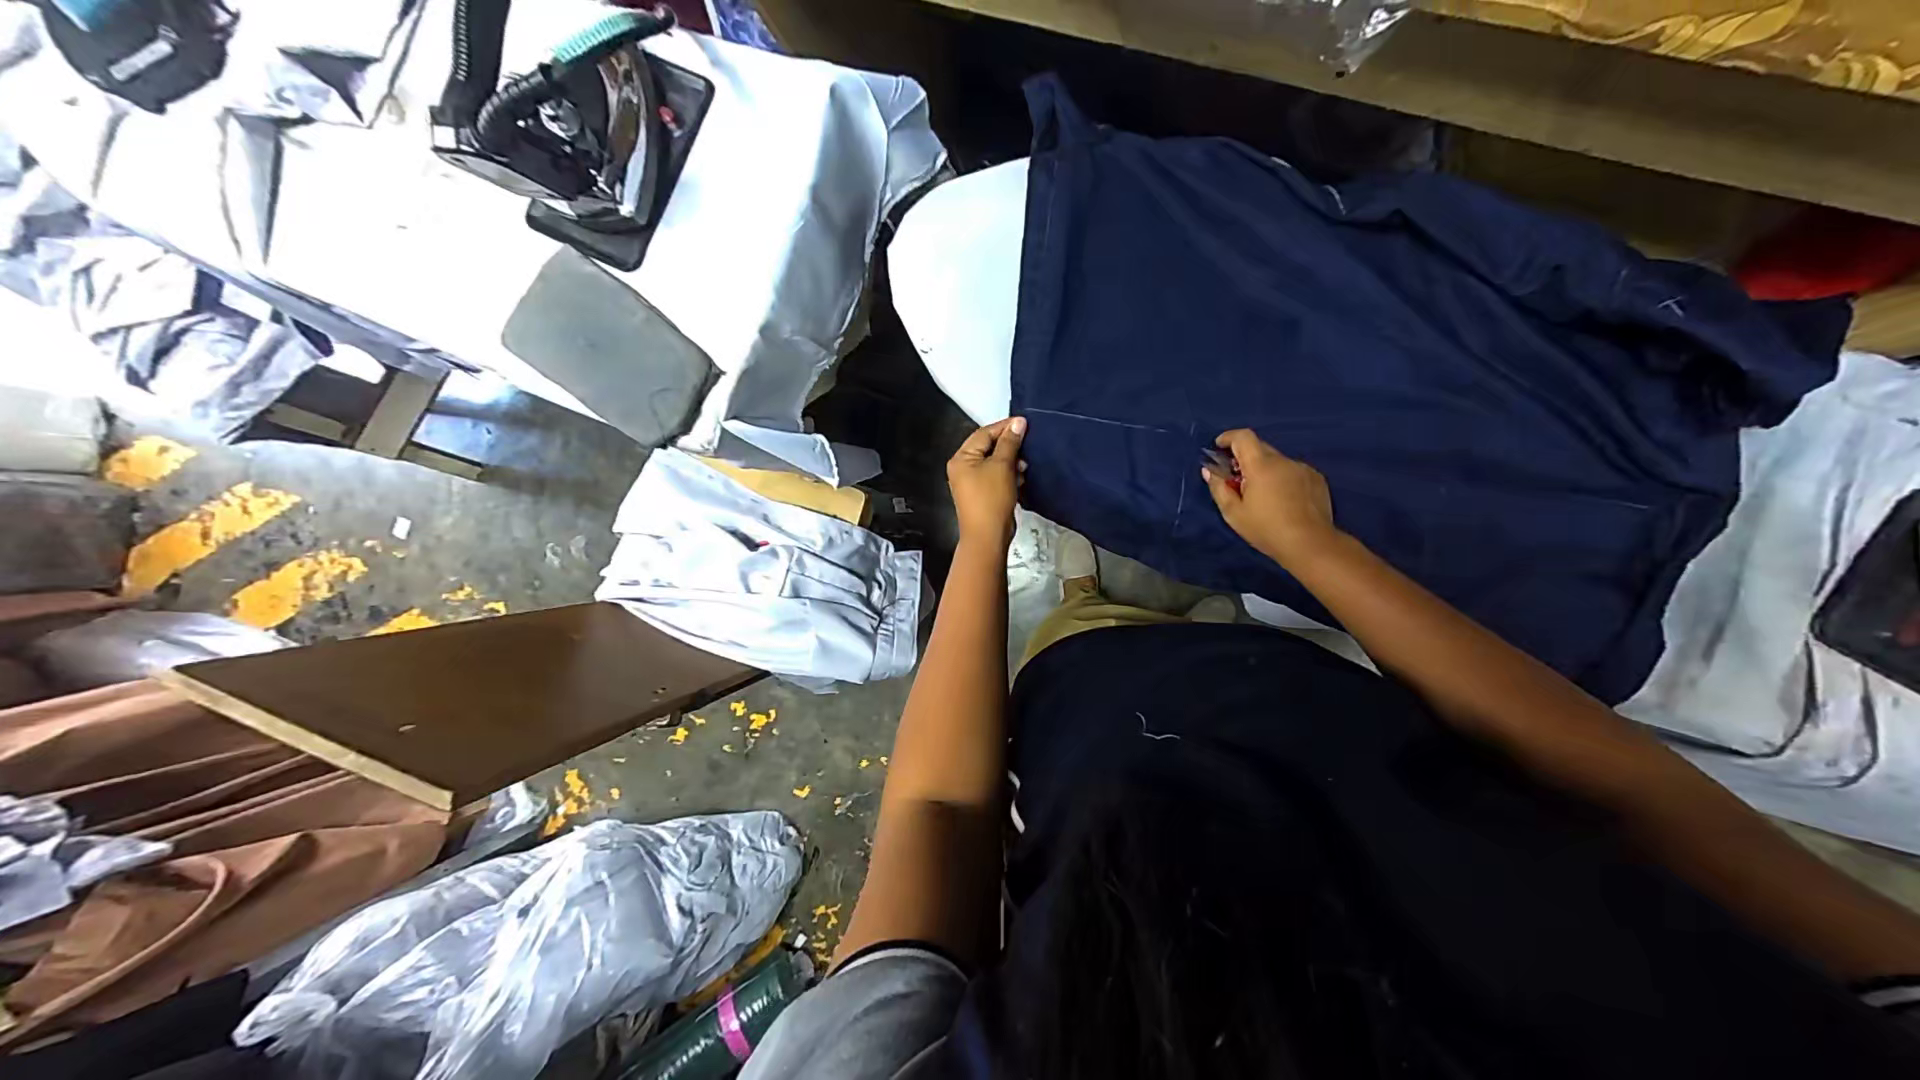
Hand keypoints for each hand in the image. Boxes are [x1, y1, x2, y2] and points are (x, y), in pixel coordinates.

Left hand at [948, 416, 1026, 547]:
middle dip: (1009, 447)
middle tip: (1028, 446)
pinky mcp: (983, 493)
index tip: (1025, 424)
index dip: (1005, 427)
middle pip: (989, 447)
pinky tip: (1021, 478)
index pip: (984, 434)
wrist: (988, 536)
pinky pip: (997, 476)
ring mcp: (972, 482)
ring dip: (1011, 462)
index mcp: (961, 458)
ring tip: (1024, 466)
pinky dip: (1009, 475)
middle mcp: (963, 468)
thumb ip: (1010, 442)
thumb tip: (1018, 423)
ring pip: (995, 463)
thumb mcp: (1002, 466)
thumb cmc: (992, 498)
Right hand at [1202, 429, 1340, 566]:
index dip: (1228, 437)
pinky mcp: (1316, 479)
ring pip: (1277, 462)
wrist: (1310, 544)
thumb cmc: (1266, 529)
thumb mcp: (1234, 513)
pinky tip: (1284, 501)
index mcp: (1261, 466)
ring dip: (1265, 471)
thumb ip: (1219, 488)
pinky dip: (1283, 479)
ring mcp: (1303, 468)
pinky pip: (1293, 472)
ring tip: (1263, 497)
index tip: (1219, 446)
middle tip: (1236, 480)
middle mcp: (1283, 461)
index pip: (1243, 437)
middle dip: (1244, 458)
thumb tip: (1209, 471)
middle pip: (1259, 448)